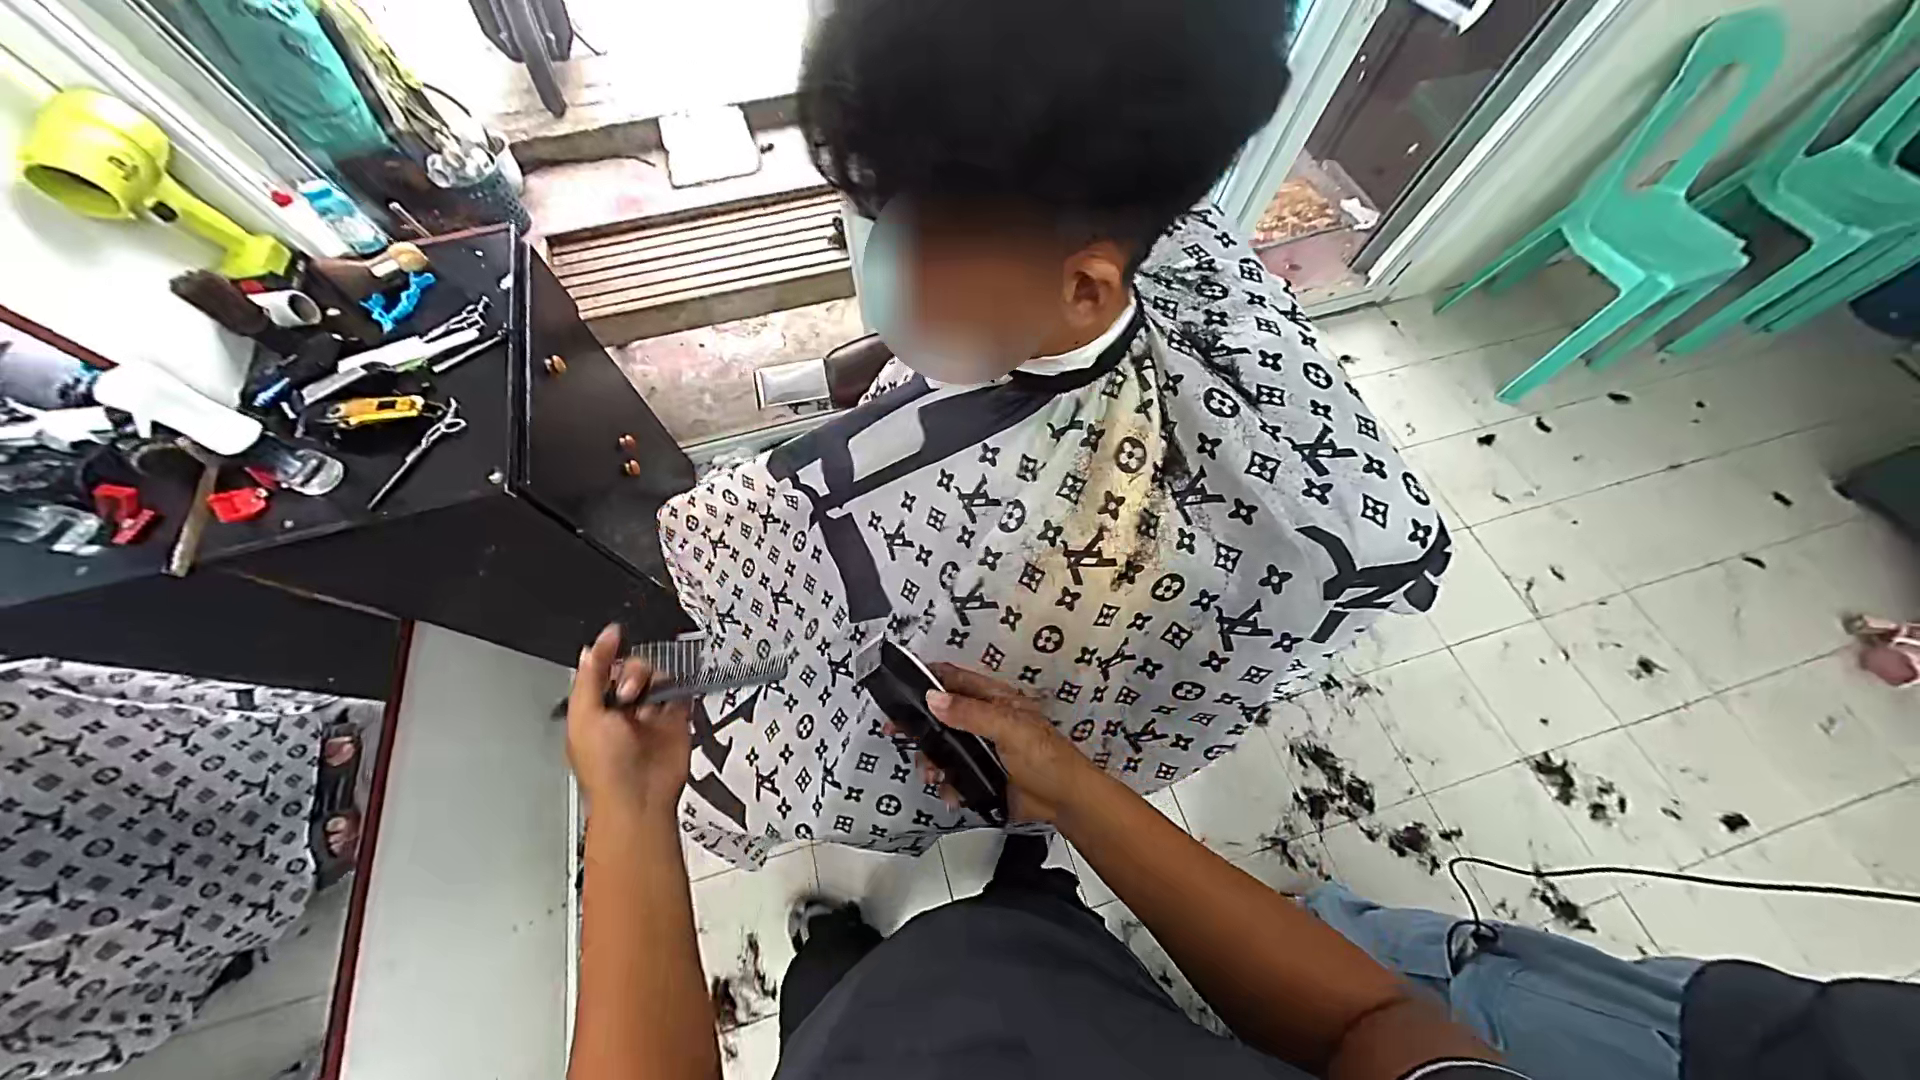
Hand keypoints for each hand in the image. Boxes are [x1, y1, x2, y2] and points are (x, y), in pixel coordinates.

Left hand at [567, 624, 692, 822]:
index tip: (615, 633)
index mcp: (593, 708)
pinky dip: (676, 691)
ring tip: (647, 704)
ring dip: (652, 683)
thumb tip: (593, 647)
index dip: (608, 651)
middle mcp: (621, 708)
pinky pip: (681, 691)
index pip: (601, 668)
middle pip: (632, 668)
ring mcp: (650, 713)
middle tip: (628, 691)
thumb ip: (589, 679)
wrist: (640, 795)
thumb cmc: (606, 768)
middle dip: (632, 673)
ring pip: (657, 676)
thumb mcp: (585, 717)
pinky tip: (666, 704)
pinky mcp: (676, 718)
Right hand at [918, 663, 1103, 823]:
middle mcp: (982, 719)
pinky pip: (951, 775)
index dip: (928, 678)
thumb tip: (933, 699)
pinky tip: (952, 792)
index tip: (901, 685)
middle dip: (919, 725)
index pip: (954, 678)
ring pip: (941, 747)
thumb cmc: (1046, 757)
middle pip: (940, 714)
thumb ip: (970, 713)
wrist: (1063, 802)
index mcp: (993, 699)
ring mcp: (979, 747)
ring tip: (933, 774)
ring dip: (931, 761)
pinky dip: (946, 784)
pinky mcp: (978, 774)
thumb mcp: (1008, 728)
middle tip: (896, 732)